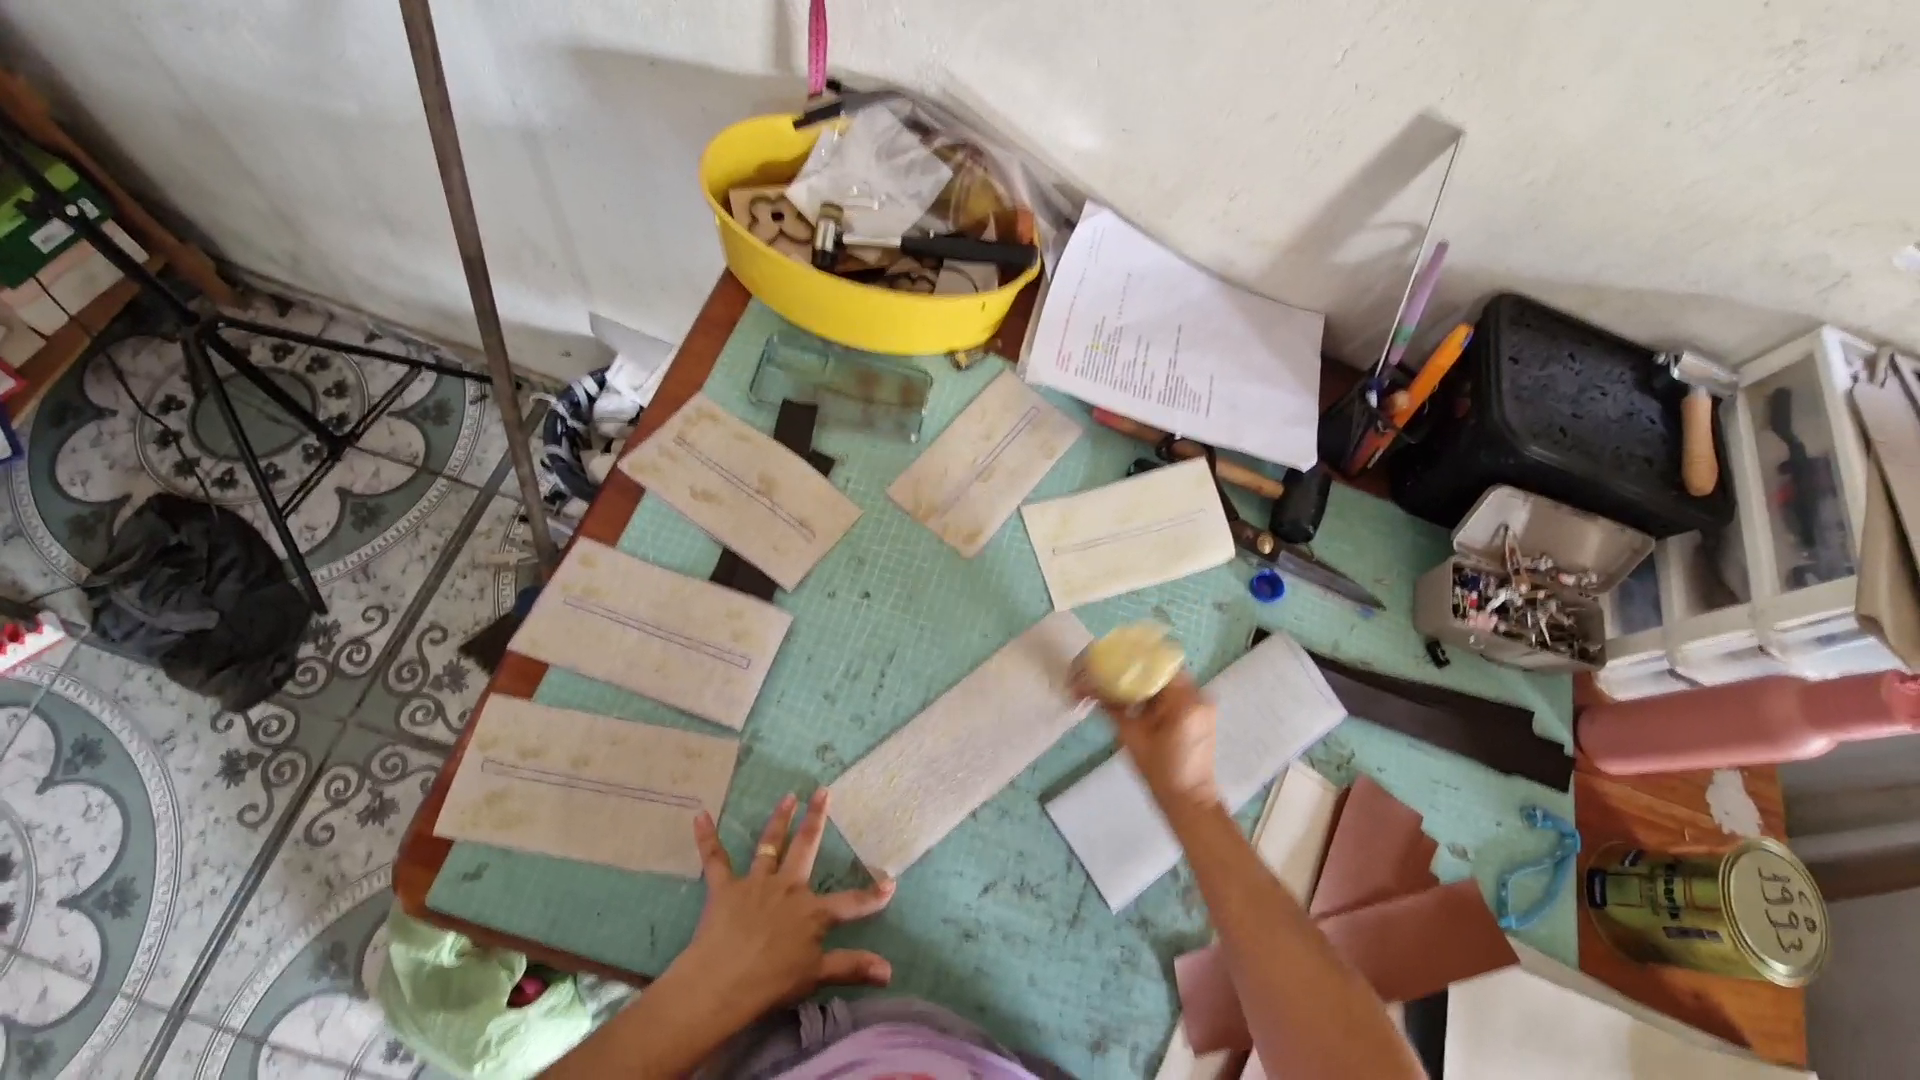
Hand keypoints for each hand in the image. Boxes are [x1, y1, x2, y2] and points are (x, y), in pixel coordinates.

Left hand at [677, 790, 894, 1018]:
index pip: (851, 903)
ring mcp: (755, 884)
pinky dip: (707, 837)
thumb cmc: (771, 982)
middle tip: (823, 792)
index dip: (873, 896)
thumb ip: (852, 966)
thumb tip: (890, 971)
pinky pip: (715, 859)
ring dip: (779, 819)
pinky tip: (699, 816)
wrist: (722, 982)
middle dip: (817, 819)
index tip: (890, 882)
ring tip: (788, 796)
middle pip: (806, 848)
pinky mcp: (724, 888)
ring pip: (770, 844)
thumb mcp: (817, 976)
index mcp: (813, 911)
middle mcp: (788, 888)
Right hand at [1077, 670, 1220, 808]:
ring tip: (1118, 688)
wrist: (1189, 799)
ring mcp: (1202, 704)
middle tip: (1108, 675)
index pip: (1156, 665)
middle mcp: (1198, 696)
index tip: (1108, 662)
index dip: (1130, 661)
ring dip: (1143, 684)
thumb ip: (1112, 707)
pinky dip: (1154, 696)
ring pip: (1167, 682)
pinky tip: (1135, 702)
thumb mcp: (1131, 736)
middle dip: (1134, 672)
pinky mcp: (1200, 713)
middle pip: (1161, 671)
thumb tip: (1085, 687)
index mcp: (1184, 701)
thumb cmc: (1160, 771)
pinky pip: (1174, 695)